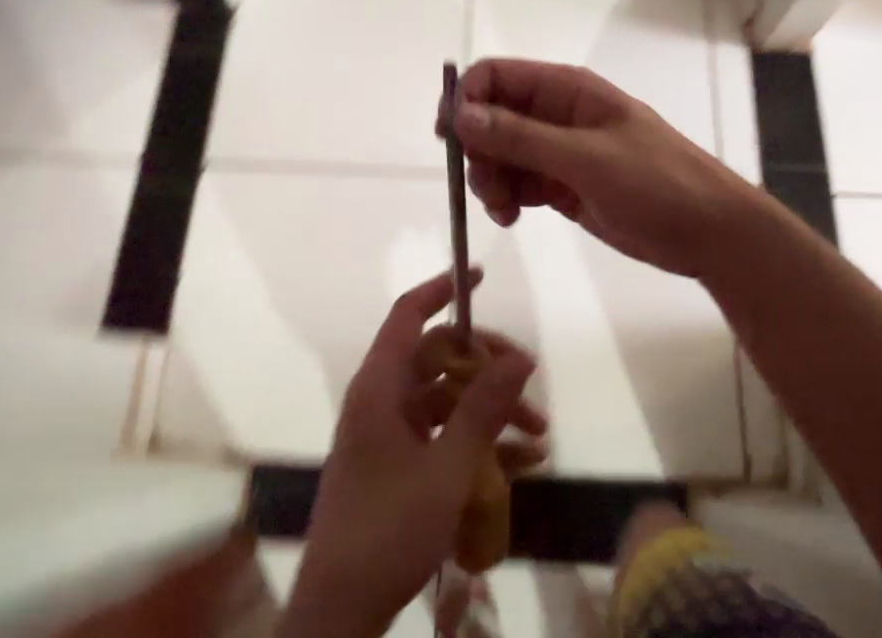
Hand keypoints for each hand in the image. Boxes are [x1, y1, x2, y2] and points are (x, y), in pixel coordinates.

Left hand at [282, 271, 546, 637]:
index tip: (478, 276)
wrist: (341, 604)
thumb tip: (520, 355)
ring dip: (490, 409)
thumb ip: (482, 409)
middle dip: (486, 365)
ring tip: (540, 431)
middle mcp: (381, 402)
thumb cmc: (388, 527)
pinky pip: (442, 436)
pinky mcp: (396, 465)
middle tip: (529, 380)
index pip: (407, 316)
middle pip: (436, 359)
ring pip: (445, 400)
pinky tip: (523, 461)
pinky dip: (477, 440)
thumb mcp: (446, 468)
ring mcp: (387, 435)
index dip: (440, 290)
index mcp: (379, 389)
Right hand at [449, 58, 774, 279]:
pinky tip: (512, 217)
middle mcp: (556, 114)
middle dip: (478, 150)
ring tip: (504, 210)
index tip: (450, 139)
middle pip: (490, 118)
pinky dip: (506, 197)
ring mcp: (559, 151)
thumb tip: (460, 114)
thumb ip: (521, 137)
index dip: (466, 100)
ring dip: (489, 179)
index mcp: (565, 90)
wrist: (708, 231)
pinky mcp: (562, 185)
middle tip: (487, 186)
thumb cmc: (656, 182)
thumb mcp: (586, 158)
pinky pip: (517, 182)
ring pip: (500, 154)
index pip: (495, 76)